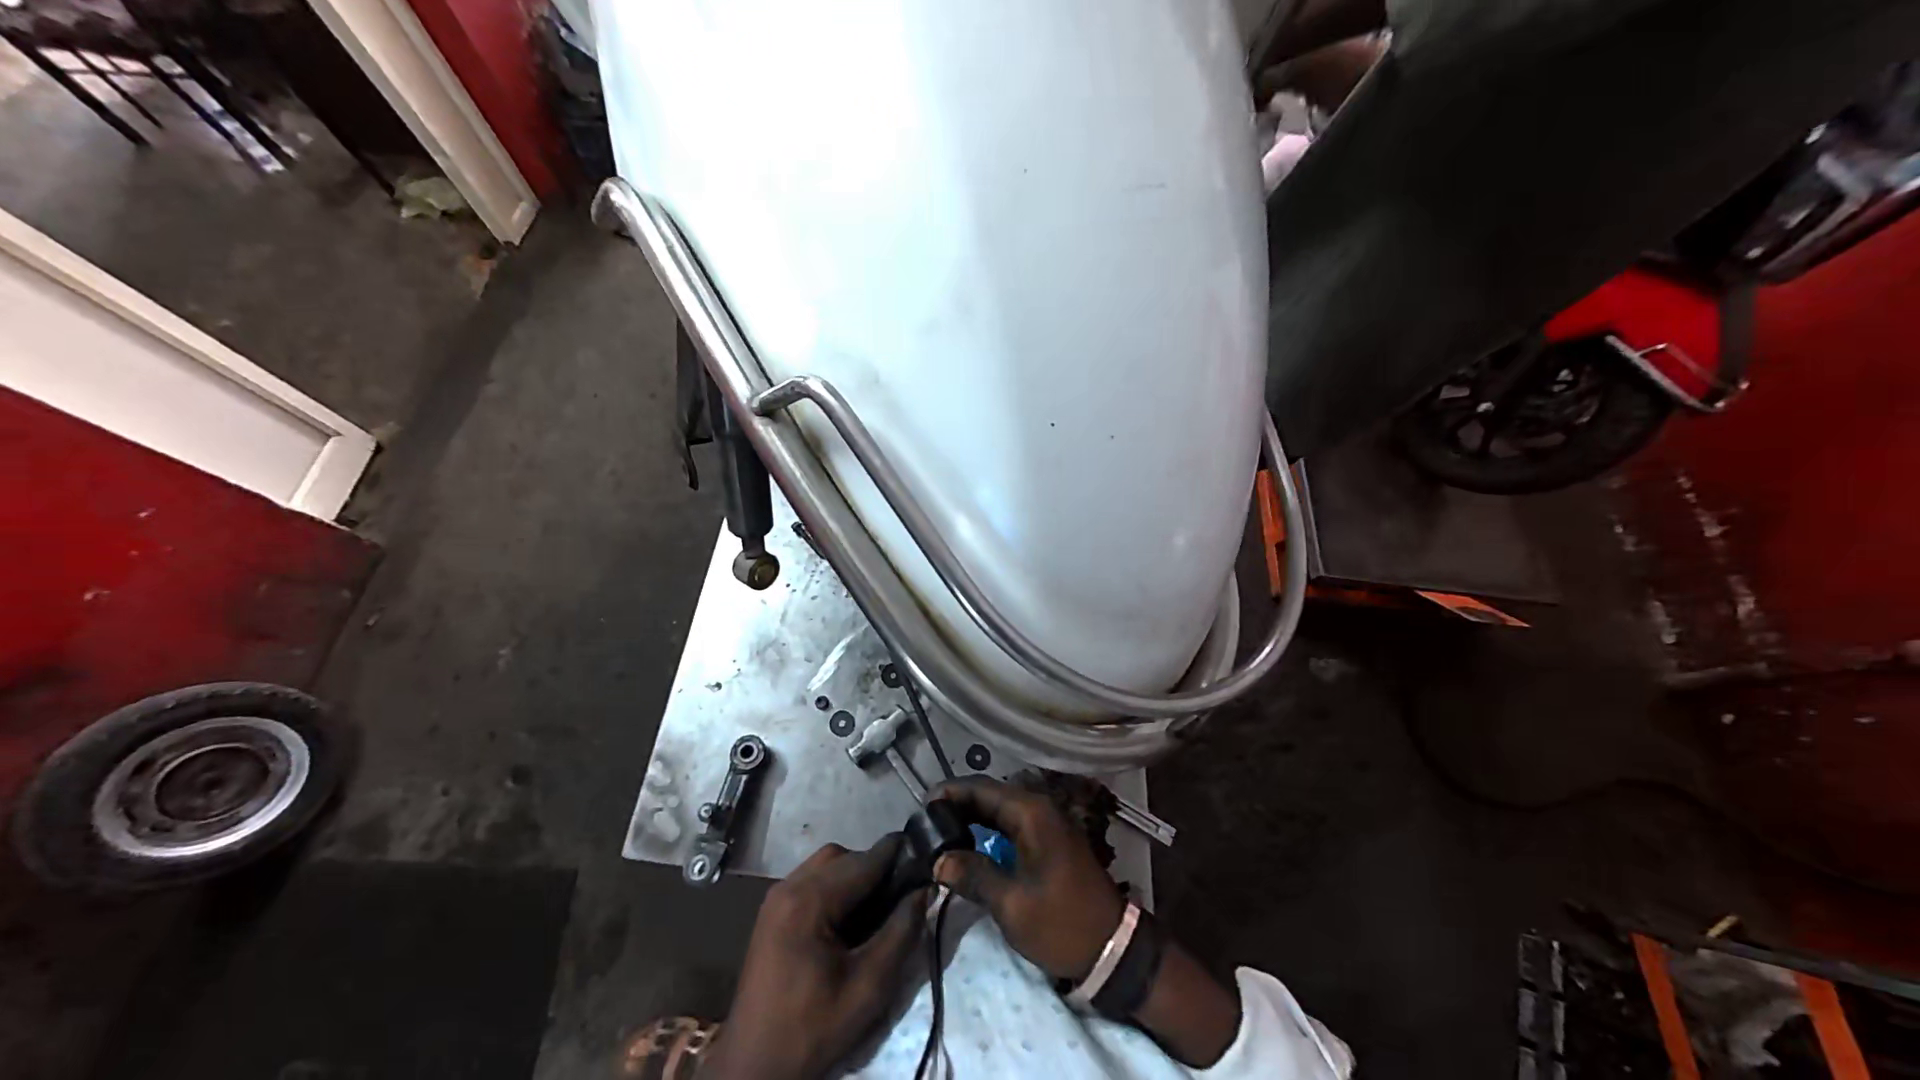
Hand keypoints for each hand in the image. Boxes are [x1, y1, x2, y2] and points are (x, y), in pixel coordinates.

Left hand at [704, 837, 927, 1079]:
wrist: (754, 1067)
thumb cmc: (813, 1029)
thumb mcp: (869, 987)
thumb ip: (901, 932)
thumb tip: (924, 890)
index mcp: (808, 900)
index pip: (865, 860)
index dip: (899, 856)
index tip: (927, 860)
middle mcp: (788, 887)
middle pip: (843, 857)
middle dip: (876, 868)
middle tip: (902, 896)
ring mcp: (776, 898)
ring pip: (827, 865)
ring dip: (855, 877)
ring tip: (878, 910)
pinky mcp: (772, 913)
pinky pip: (812, 882)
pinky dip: (836, 888)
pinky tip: (850, 921)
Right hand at [933, 778, 1241, 1065]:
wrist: (1113, 948)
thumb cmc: (1061, 923)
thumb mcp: (1011, 904)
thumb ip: (973, 875)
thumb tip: (938, 859)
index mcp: (1031, 812)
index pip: (981, 787)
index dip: (949, 793)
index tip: (920, 808)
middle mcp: (1040, 808)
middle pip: (989, 794)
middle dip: (957, 805)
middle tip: (925, 825)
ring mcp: (1047, 823)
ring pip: (999, 809)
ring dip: (972, 818)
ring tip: (940, 836)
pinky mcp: (1049, 840)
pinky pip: (1011, 825)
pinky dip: (988, 831)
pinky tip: (969, 847)